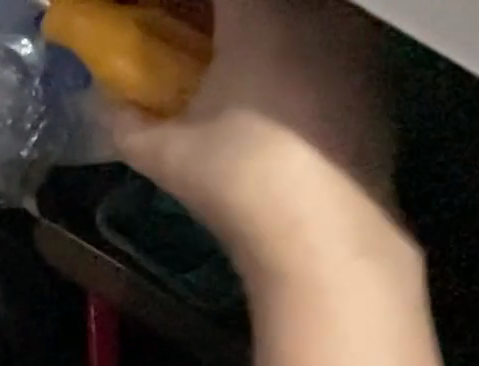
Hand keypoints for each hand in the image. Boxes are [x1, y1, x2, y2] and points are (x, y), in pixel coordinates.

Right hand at [109, 0, 398, 278]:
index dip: (183, 4)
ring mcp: (355, 38)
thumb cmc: (236, 180)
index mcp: (260, 15)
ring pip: (300, 16)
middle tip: (190, 44)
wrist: (321, 229)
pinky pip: (326, 41)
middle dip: (221, 17)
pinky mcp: (375, 73)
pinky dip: (294, 54)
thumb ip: (124, 122)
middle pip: (261, 2)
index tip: (161, 19)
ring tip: (229, 69)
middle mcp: (317, 9)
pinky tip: (271, 99)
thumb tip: (104, 104)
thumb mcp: (161, 155)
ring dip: (260, 34)